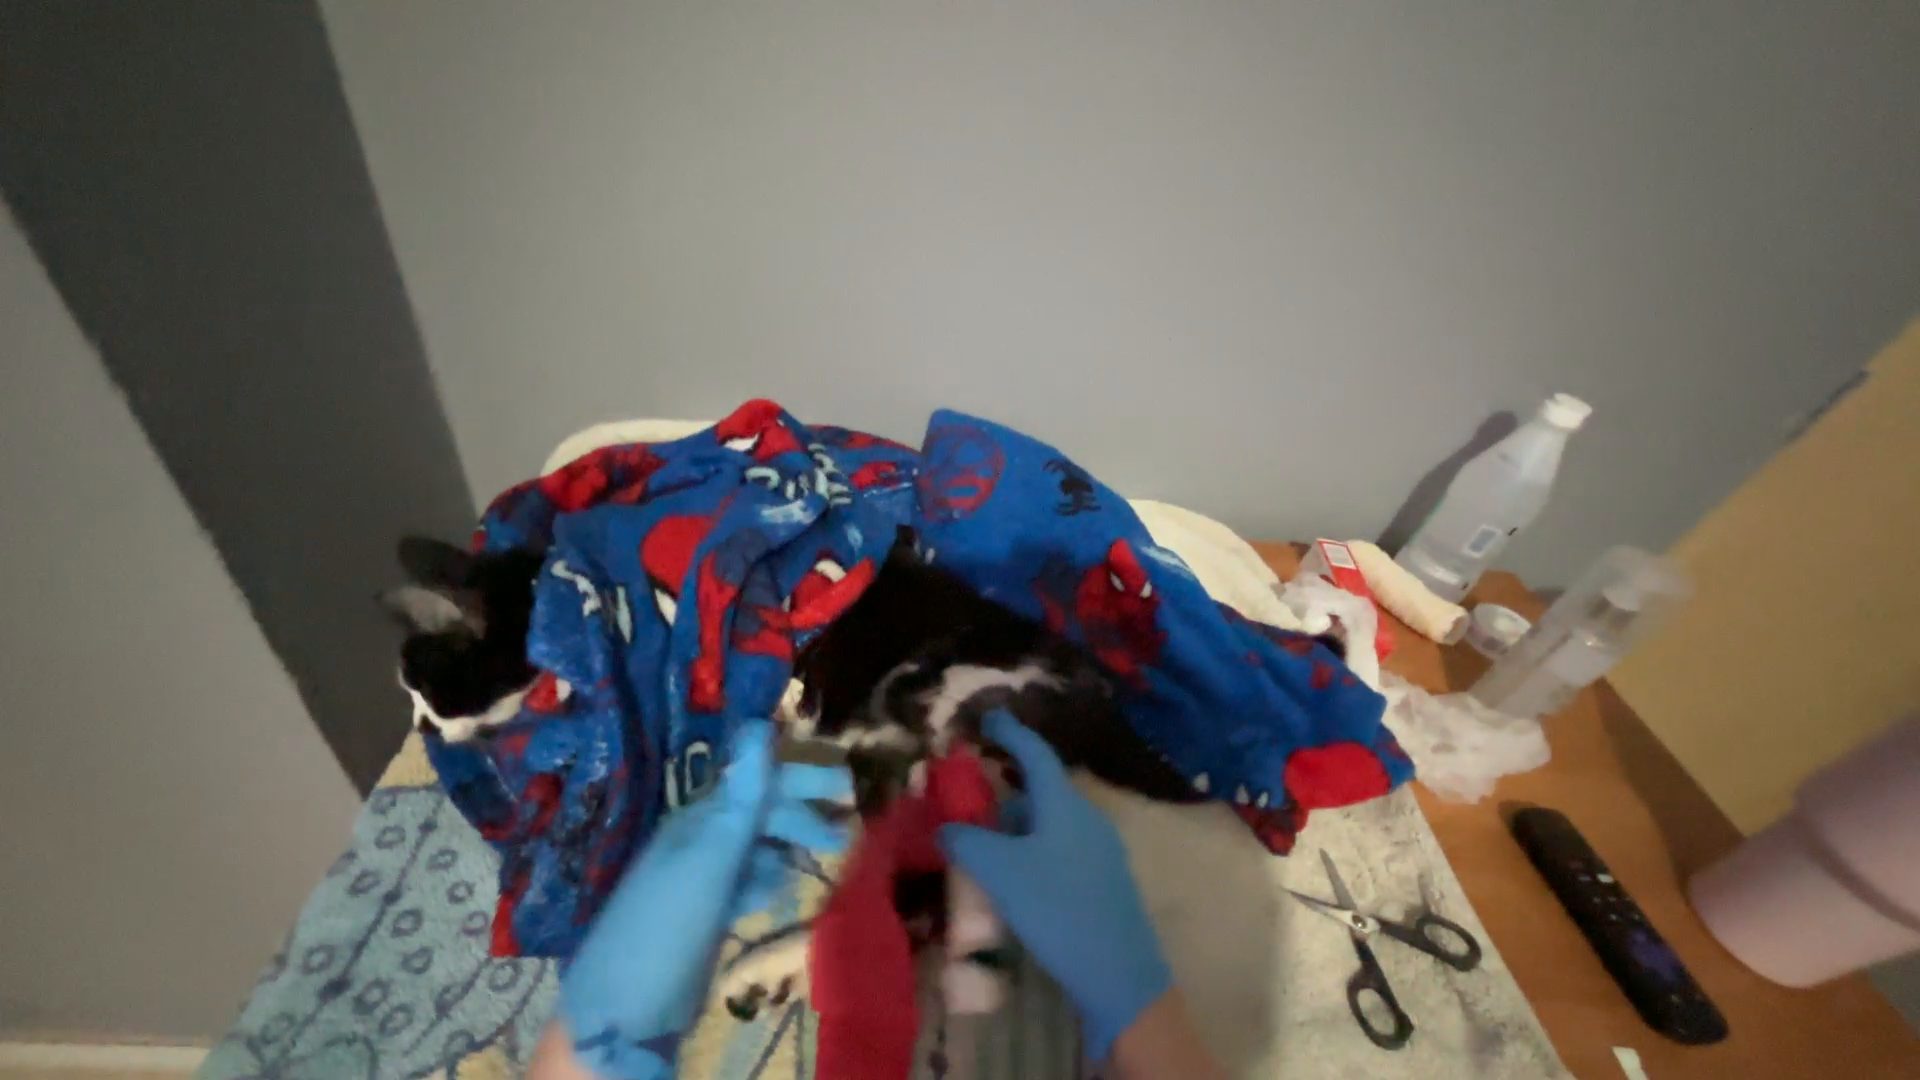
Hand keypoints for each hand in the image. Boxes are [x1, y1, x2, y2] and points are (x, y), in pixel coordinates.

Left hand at [558, 720, 850, 1078]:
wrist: (620, 1018)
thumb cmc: (668, 926)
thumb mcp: (709, 859)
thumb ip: (740, 797)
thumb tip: (760, 724)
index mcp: (698, 818)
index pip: (756, 780)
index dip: (799, 775)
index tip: (844, 779)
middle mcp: (699, 840)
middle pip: (759, 811)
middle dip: (801, 814)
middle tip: (843, 830)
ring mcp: (700, 878)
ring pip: (755, 846)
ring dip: (788, 845)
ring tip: (822, 859)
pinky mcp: (704, 914)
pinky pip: (744, 881)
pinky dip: (765, 880)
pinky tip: (776, 893)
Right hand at [937, 711, 1171, 1062]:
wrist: (1121, 978)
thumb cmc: (1058, 911)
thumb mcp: (1001, 873)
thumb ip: (967, 842)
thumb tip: (947, 827)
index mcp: (1065, 804)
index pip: (1035, 753)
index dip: (1010, 732)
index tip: (989, 719)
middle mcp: (1086, 818)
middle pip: (1041, 790)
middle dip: (1006, 791)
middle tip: (973, 800)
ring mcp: (1100, 851)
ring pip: (1050, 823)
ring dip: (1017, 827)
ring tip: (986, 849)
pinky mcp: (1103, 882)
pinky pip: (1060, 850)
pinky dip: (1032, 852)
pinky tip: (1015, 883)